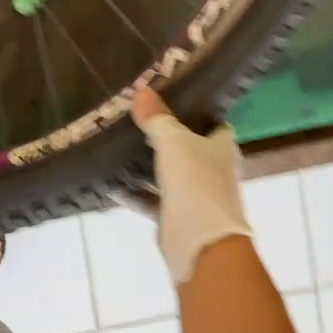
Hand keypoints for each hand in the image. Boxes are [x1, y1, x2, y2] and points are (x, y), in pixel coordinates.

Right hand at [130, 86, 250, 284]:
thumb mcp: (174, 142)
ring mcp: (194, 196)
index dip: (194, 113)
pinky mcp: (174, 217)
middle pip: (187, 149)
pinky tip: (111, 185)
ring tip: (117, 149)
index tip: (167, 102)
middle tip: (132, 122)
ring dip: (146, 166)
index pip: (212, 124)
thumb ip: (158, 119)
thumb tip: (141, 90)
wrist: (199, 241)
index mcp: (221, 148)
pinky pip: (151, 199)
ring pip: (167, 175)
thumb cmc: (195, 183)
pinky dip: (134, 193)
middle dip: (163, 138)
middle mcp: (212, 170)